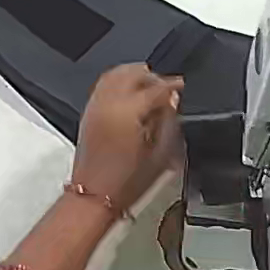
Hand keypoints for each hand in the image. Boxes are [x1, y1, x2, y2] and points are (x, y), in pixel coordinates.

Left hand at [71, 65, 183, 211]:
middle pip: (133, 73)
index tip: (181, 86)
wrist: (95, 195)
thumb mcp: (160, 155)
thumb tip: (171, 103)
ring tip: (149, 84)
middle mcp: (109, 103)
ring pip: (115, 74)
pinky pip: (103, 85)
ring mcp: (96, 106)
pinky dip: (118, 82)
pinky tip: (128, 92)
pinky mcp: (88, 113)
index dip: (173, 85)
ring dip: (134, 75)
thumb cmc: (125, 182)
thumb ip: (168, 122)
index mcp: (129, 111)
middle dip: (153, 76)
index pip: (156, 88)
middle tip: (167, 86)